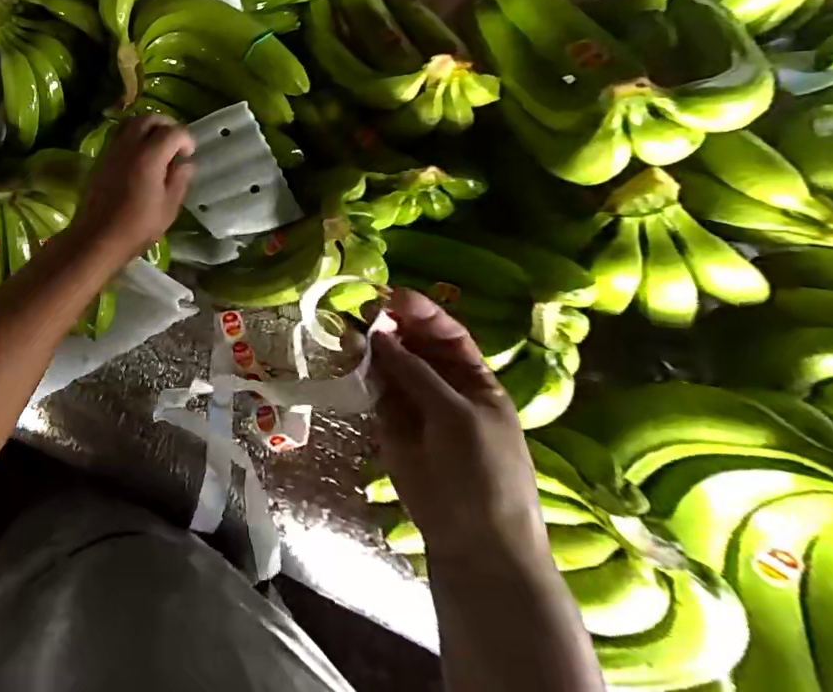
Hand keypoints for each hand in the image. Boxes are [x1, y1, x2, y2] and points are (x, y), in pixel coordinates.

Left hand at [68, 115, 195, 265]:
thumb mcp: (169, 207)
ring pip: (131, 122)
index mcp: (150, 156)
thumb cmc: (137, 226)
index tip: (188, 156)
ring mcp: (112, 150)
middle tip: (175, 144)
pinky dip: (133, 136)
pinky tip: (140, 156)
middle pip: (150, 118)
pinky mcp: (101, 158)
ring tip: (158, 146)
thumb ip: (180, 179)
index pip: (174, 131)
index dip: (186, 140)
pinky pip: (119, 135)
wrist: (97, 238)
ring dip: (148, 127)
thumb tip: (185, 163)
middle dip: (167, 125)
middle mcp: (129, 145)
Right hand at [368, 289, 543, 560]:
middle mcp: (442, 384)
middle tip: (366, 308)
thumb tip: (382, 335)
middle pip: (415, 344)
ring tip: (351, 328)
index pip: (448, 334)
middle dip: (393, 324)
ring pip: (391, 365)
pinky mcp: (390, 423)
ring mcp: (415, 404)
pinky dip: (361, 372)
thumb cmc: (483, 470)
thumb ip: (418, 374)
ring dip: (373, 345)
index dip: (424, 313)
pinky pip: (374, 390)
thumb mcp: (458, 415)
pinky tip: (348, 356)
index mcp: (473, 377)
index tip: (395, 295)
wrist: (474, 538)